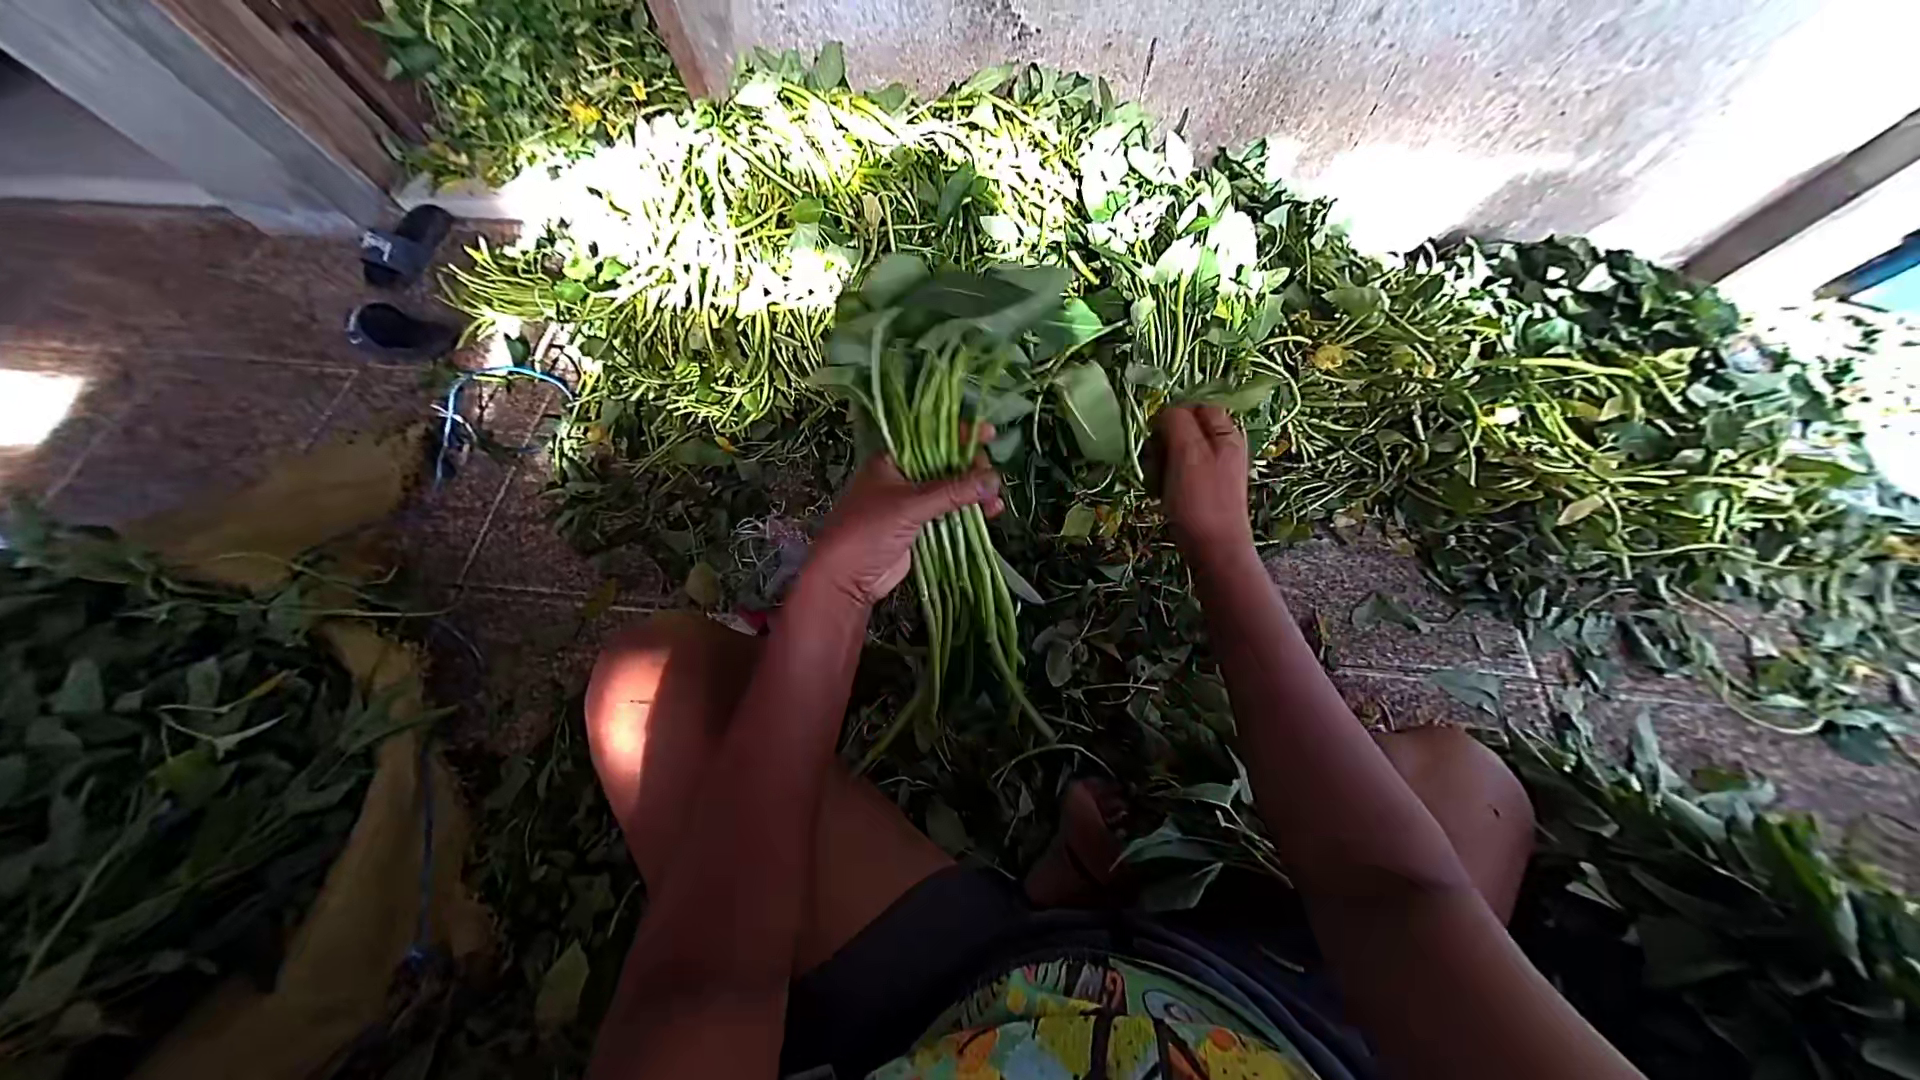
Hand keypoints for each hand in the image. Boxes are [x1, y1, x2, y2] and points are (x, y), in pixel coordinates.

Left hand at [805, 440, 1003, 609]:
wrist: (845, 577)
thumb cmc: (868, 530)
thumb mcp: (910, 505)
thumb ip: (953, 491)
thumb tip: (994, 479)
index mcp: (893, 459)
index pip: (932, 437)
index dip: (960, 434)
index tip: (988, 434)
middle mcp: (904, 476)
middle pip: (946, 464)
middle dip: (972, 470)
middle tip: (990, 480)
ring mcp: (912, 502)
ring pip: (951, 490)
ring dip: (974, 493)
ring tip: (995, 502)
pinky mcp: (920, 526)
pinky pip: (950, 512)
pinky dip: (969, 512)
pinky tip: (989, 513)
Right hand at [1151, 404, 1253, 559]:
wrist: (1214, 549)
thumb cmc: (1200, 500)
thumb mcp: (1188, 453)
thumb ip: (1177, 422)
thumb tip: (1165, 411)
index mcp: (1226, 433)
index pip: (1195, 406)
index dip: (1173, 417)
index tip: (1157, 438)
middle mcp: (1223, 447)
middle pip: (1185, 428)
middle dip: (1164, 442)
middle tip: (1157, 464)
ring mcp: (1214, 468)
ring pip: (1178, 452)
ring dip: (1161, 463)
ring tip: (1158, 483)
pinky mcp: (1204, 488)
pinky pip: (1179, 472)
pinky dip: (1166, 479)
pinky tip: (1162, 494)